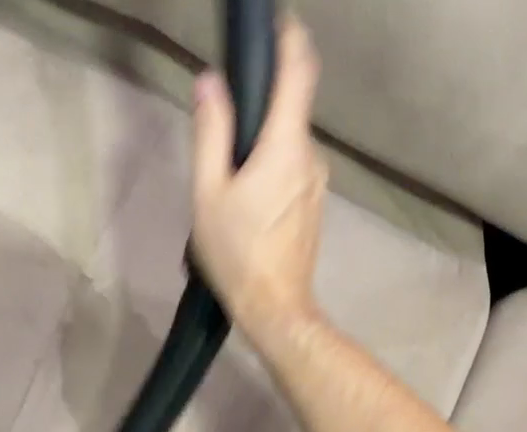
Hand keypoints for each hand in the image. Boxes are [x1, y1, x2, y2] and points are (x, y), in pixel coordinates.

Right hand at [190, 17, 327, 352]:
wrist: (275, 307)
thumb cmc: (237, 253)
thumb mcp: (208, 194)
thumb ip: (210, 134)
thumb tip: (209, 83)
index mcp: (285, 145)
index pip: (298, 74)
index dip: (290, 40)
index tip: (279, 22)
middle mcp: (310, 156)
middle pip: (288, 113)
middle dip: (259, 111)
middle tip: (222, 134)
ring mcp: (317, 182)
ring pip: (288, 146)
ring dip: (261, 149)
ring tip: (227, 185)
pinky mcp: (314, 205)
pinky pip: (291, 171)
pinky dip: (270, 171)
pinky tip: (246, 206)